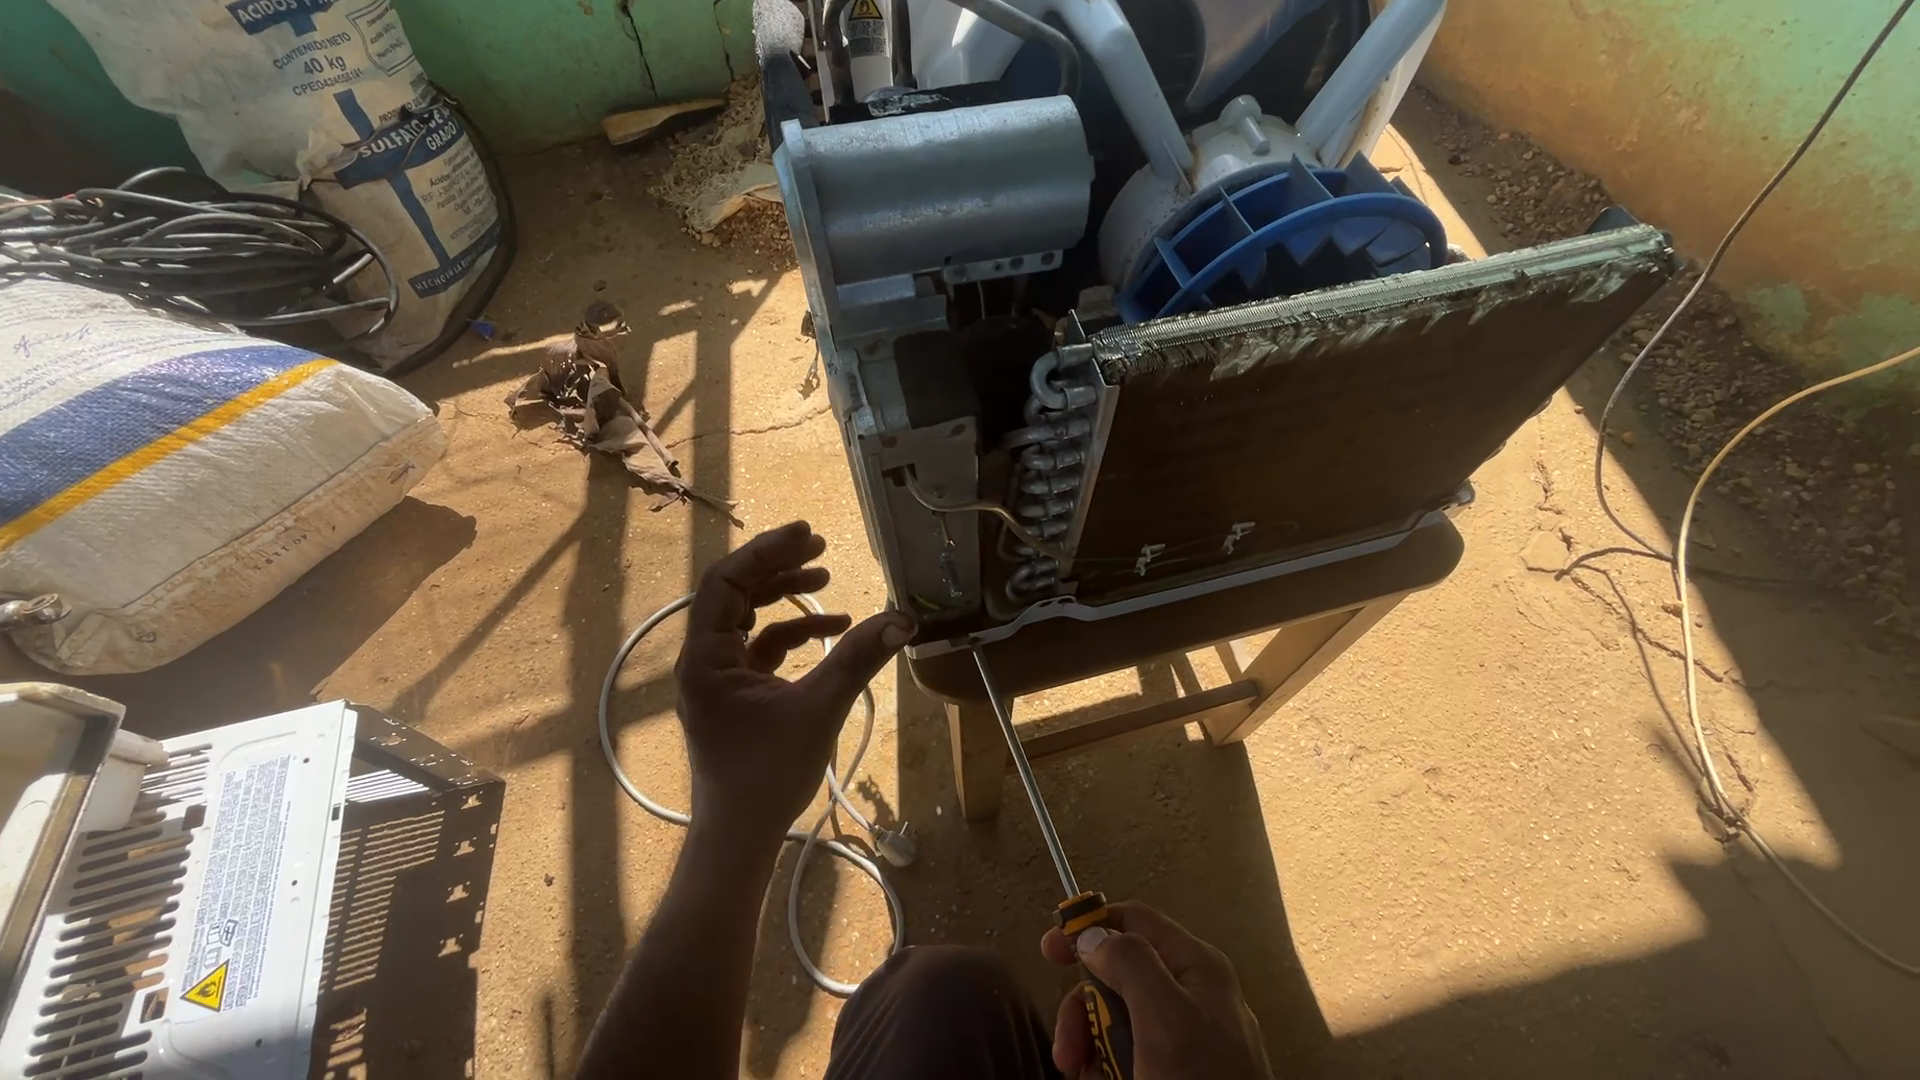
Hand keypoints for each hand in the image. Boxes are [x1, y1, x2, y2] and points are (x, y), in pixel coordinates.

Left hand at [675, 521, 913, 837]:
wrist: (740, 836)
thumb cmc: (767, 775)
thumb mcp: (818, 709)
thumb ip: (857, 659)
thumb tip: (903, 619)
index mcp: (706, 657)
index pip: (726, 582)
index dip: (765, 551)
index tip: (807, 534)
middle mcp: (704, 660)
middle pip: (736, 593)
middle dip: (778, 569)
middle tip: (820, 548)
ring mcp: (718, 677)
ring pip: (748, 618)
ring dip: (786, 598)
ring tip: (828, 582)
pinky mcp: (736, 694)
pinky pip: (761, 649)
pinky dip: (793, 635)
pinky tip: (833, 631)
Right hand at [1041, 902, 1271, 1079]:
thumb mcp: (1164, 1019)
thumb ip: (1130, 963)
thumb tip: (1093, 934)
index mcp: (1195, 967)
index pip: (1133, 920)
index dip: (1088, 925)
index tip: (1049, 952)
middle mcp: (1190, 994)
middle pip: (1117, 975)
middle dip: (1084, 1008)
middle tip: (1068, 1051)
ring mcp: (1184, 1037)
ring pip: (1117, 1019)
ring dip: (1091, 1045)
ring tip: (1082, 1076)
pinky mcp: (1175, 1071)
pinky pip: (1129, 1054)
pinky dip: (1107, 1068)